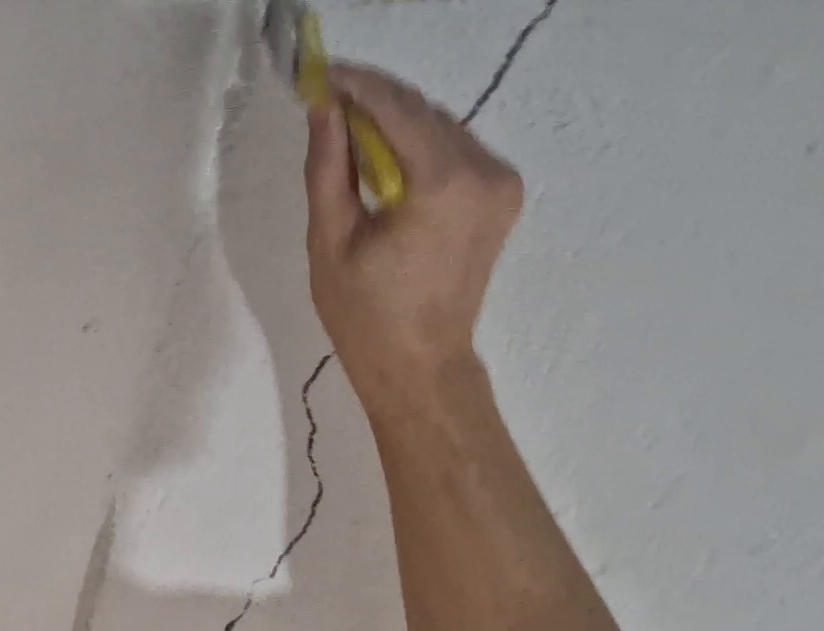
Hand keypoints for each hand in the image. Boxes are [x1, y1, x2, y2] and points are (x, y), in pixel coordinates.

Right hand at [305, 63, 523, 413]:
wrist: (418, 362)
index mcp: (444, 184)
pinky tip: (383, 162)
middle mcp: (487, 171)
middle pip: (425, 114)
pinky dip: (417, 148)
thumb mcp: (330, 242)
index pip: (399, 110)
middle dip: (375, 103)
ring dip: (395, 124)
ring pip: (442, 130)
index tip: (321, 75)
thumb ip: (328, 170)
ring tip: (347, 134)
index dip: (358, 87)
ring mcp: (502, 183)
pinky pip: (455, 153)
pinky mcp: (502, 196)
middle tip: (327, 101)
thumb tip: (324, 111)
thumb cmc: (363, 314)